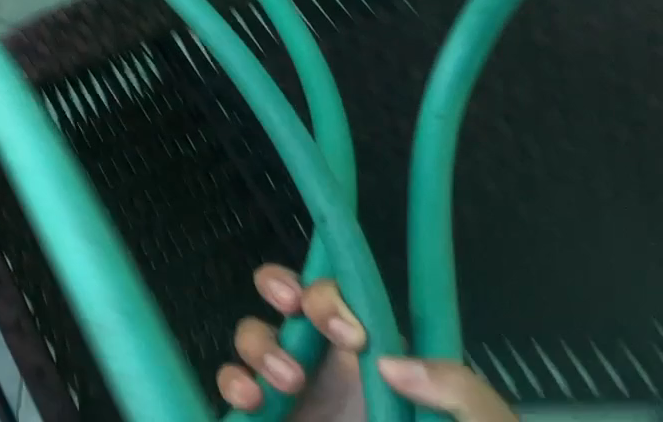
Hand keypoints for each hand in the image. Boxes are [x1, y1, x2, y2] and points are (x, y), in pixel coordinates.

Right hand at [219, 264, 514, 421]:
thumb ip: (463, 393)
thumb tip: (390, 363)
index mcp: (376, 356)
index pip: (341, 298)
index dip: (331, 296)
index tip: (351, 335)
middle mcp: (329, 363)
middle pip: (284, 296)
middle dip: (277, 286)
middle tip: (291, 309)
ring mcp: (296, 393)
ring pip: (253, 338)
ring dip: (259, 345)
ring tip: (287, 381)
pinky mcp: (270, 419)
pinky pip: (234, 388)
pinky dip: (232, 384)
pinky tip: (250, 401)